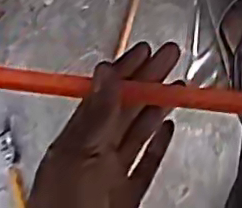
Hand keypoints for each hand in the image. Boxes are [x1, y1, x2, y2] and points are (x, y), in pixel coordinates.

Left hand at [31, 42, 181, 207]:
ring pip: (139, 133)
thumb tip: (107, 71)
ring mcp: (110, 177)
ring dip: (158, 106)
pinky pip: (145, 168)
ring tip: (178, 84)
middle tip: (172, 54)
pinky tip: (168, 128)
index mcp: (77, 138)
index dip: (127, 68)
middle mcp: (94, 153)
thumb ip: (97, 115)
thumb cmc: (63, 207)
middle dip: (149, 78)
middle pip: (126, 108)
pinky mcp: (125, 201)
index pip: (106, 92)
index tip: (146, 48)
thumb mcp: (80, 156)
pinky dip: (158, 146)